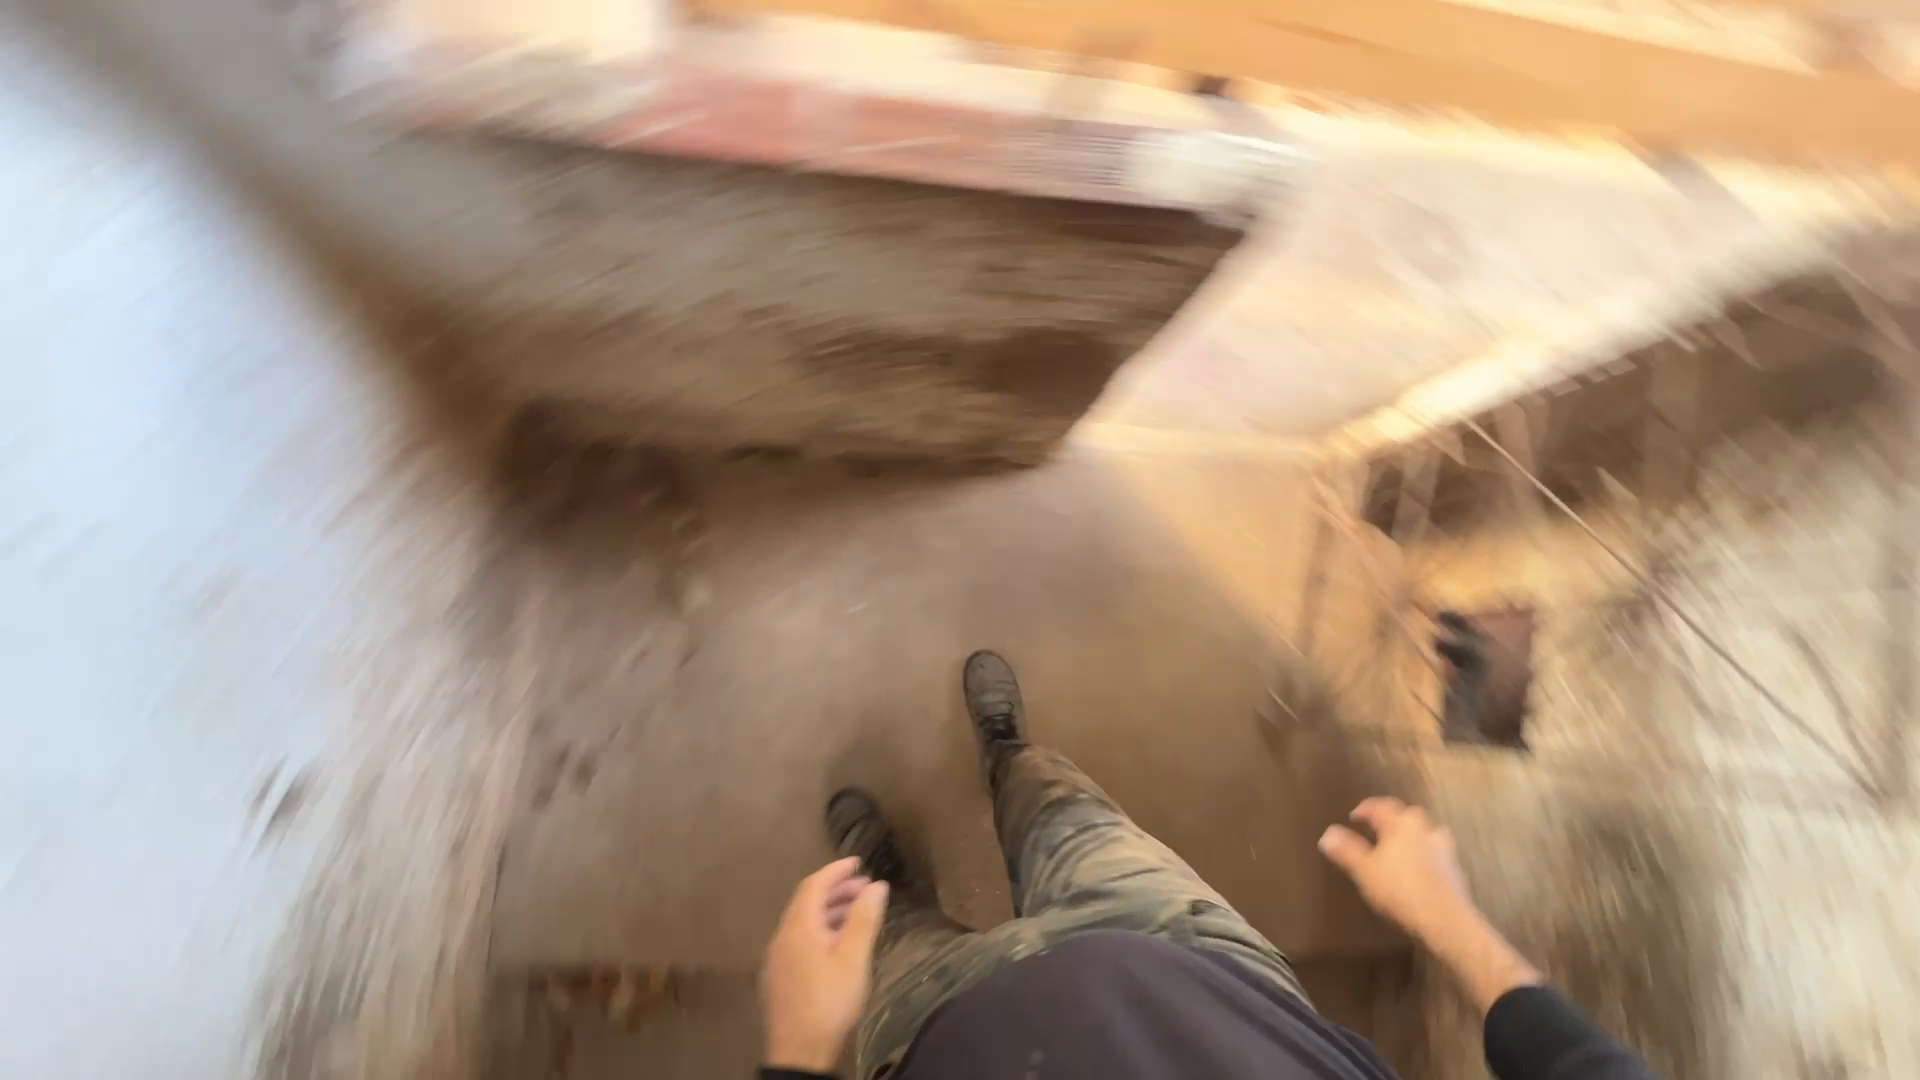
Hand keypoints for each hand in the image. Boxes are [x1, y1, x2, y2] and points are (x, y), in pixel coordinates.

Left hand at [760, 857, 889, 1071]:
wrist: (798, 1056)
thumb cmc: (829, 1002)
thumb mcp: (854, 958)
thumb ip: (864, 918)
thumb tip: (877, 885)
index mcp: (797, 927)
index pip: (814, 885)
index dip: (836, 870)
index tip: (859, 862)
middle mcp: (782, 937)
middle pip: (808, 902)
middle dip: (837, 890)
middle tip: (865, 888)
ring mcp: (778, 960)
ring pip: (804, 923)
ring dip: (830, 912)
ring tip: (858, 913)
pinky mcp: (780, 979)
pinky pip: (801, 940)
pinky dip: (822, 930)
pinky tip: (840, 944)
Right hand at [1319, 797, 1541, 1013]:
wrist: (1445, 920)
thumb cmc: (1399, 889)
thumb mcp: (1364, 870)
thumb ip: (1346, 850)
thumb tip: (1327, 834)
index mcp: (1401, 825)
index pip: (1382, 807)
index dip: (1367, 808)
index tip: (1355, 815)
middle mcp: (1424, 832)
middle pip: (1410, 814)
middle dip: (1394, 817)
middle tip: (1380, 826)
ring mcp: (1443, 851)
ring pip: (1430, 832)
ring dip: (1417, 833)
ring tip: (1404, 843)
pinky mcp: (1455, 872)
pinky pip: (1438, 854)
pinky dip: (1428, 855)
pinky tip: (1420, 869)